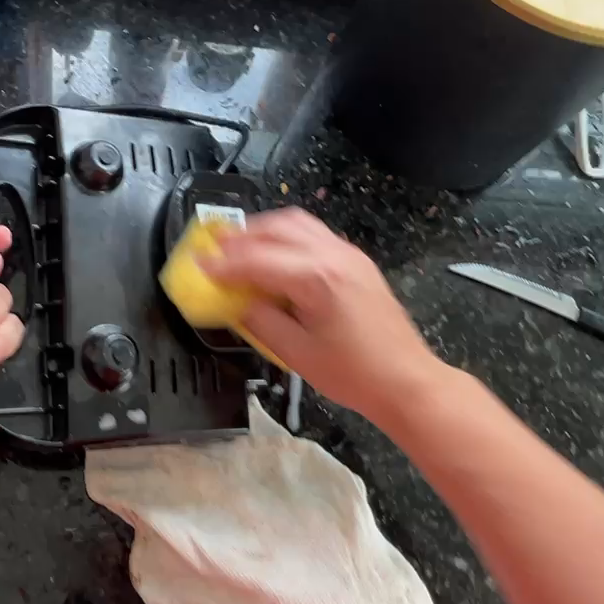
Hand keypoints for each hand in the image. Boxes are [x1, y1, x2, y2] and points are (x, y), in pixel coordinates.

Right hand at [201, 208, 441, 420]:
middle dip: (240, 236)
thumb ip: (260, 320)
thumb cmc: (353, 374)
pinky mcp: (356, 260)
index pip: (257, 260)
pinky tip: (274, 253)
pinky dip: (286, 235)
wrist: (406, 381)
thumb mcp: (295, 353)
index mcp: (316, 278)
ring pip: (296, 222)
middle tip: (214, 249)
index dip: (222, 263)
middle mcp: (333, 255)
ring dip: (263, 229)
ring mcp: (348, 253)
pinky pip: (314, 233)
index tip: (197, 264)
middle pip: (276, 228)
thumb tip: (236, 301)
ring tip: (239, 245)